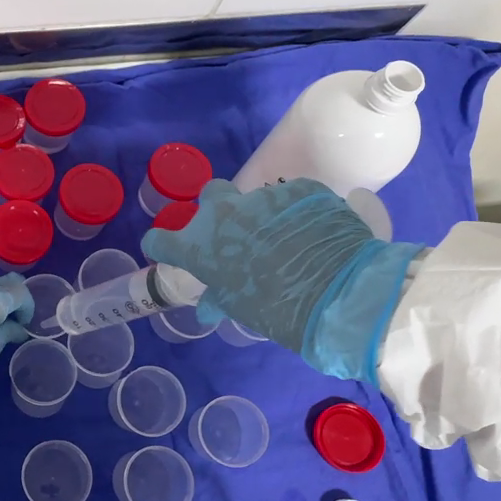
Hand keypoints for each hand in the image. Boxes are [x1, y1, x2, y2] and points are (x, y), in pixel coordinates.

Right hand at [140, 179, 421, 382]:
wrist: (341, 293)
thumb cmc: (279, 311)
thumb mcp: (241, 308)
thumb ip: (220, 298)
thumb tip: (209, 304)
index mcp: (198, 247)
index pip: (159, 240)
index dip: (163, 246)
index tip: (172, 252)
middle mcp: (224, 214)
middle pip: (209, 195)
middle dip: (217, 209)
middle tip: (236, 234)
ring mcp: (263, 196)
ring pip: (256, 198)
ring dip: (264, 216)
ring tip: (287, 239)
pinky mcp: (301, 189)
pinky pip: (293, 197)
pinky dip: (298, 212)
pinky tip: (313, 232)